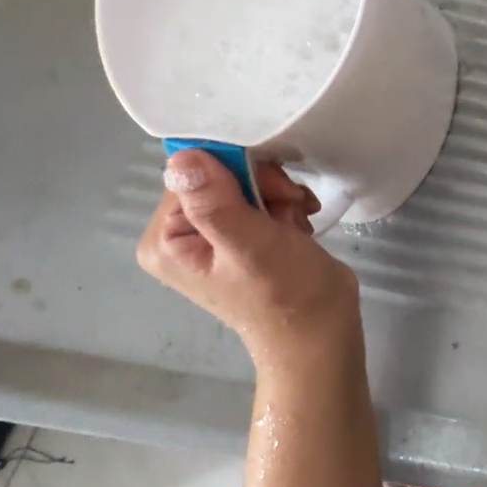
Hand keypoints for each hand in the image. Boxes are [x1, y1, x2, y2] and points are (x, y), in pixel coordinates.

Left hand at [137, 150, 362, 370]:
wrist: (319, 330)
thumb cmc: (285, 292)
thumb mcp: (251, 245)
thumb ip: (215, 203)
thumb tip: (182, 157)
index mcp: (167, 240)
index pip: (194, 174)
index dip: (239, 170)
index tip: (278, 190)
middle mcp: (182, 236)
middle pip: (221, 175)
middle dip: (265, 184)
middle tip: (292, 206)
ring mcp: (214, 237)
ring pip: (246, 184)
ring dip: (281, 194)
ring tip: (298, 218)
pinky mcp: (244, 237)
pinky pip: (261, 199)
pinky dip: (286, 204)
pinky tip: (299, 223)